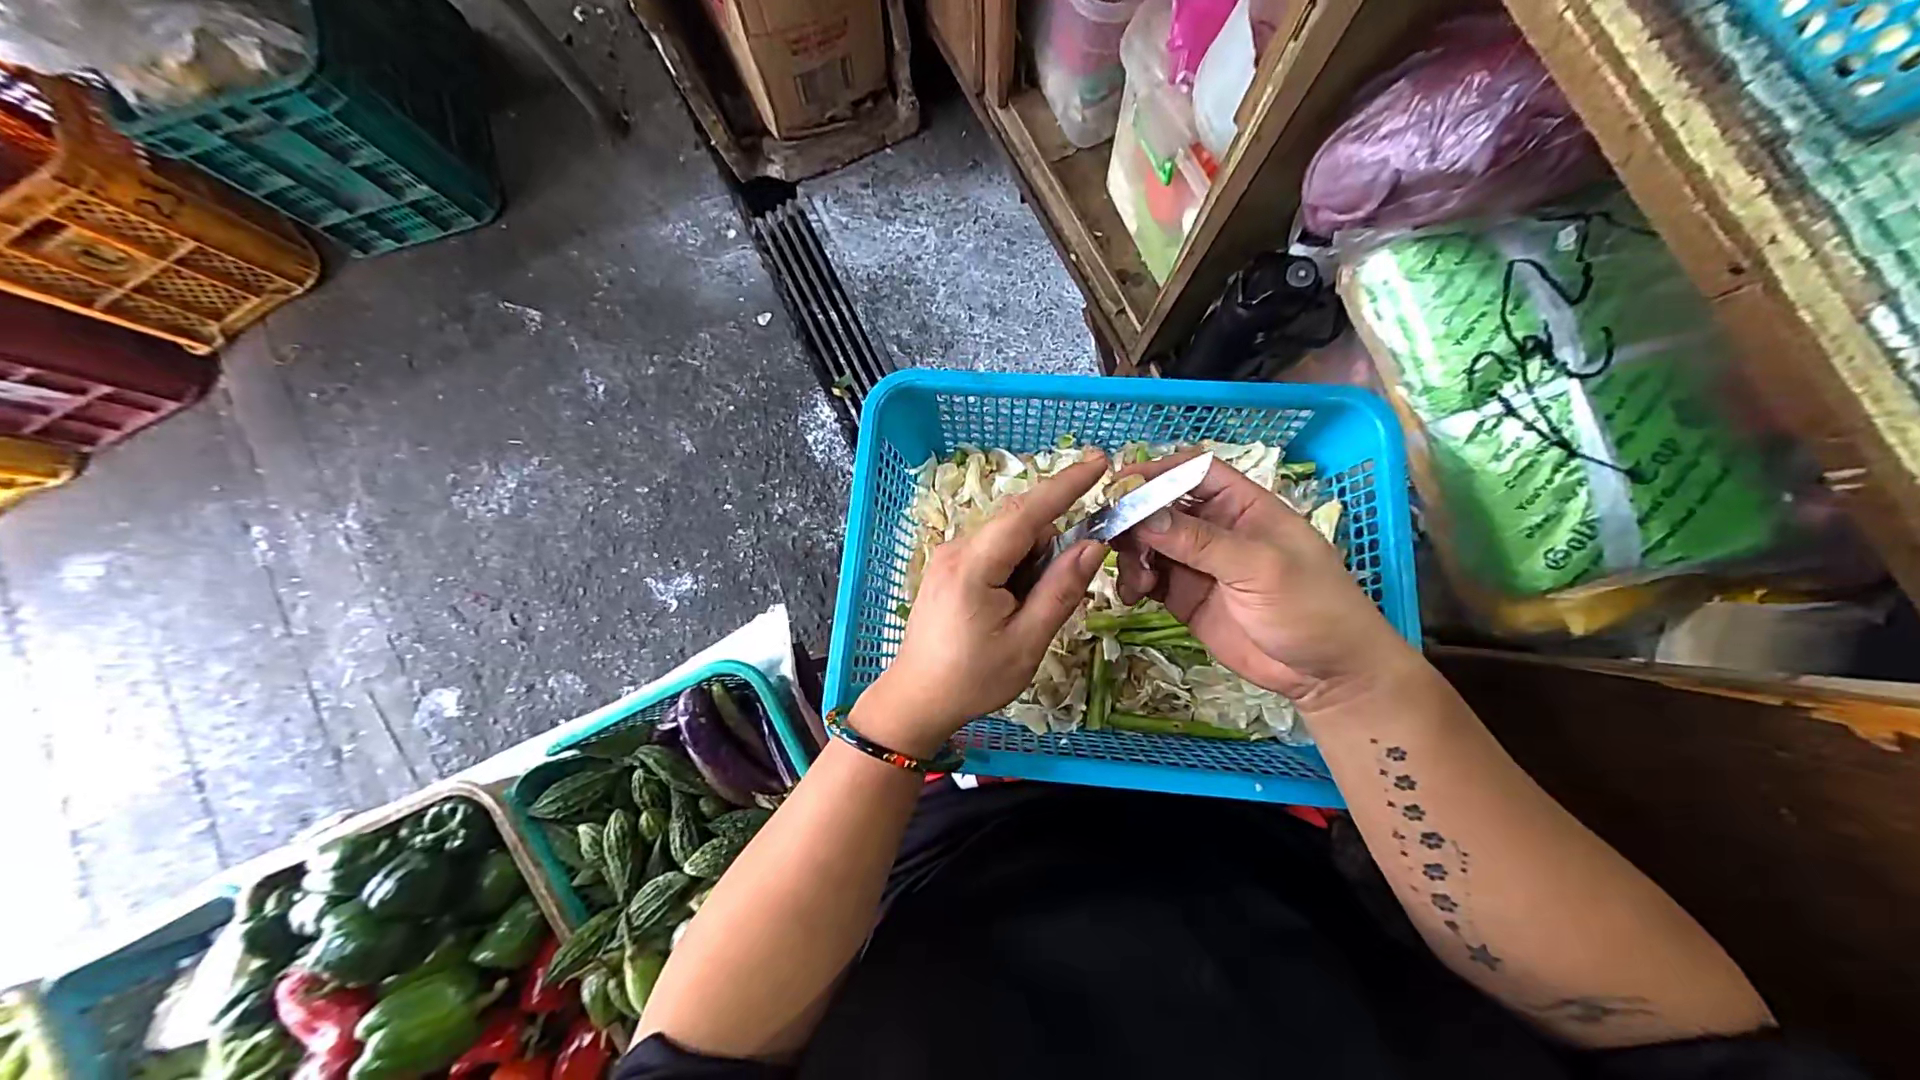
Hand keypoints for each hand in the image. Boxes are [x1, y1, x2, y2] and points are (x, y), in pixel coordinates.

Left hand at [855, 452, 1111, 756]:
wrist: (917, 700)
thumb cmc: (971, 679)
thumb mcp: (1027, 642)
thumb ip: (1061, 590)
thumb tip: (1094, 545)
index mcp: (974, 566)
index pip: (1027, 512)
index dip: (1066, 485)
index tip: (1100, 461)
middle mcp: (957, 550)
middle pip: (1021, 525)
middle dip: (1051, 548)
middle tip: (1058, 593)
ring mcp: (949, 557)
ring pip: (1010, 540)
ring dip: (1033, 564)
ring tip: (1025, 613)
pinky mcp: (948, 568)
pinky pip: (995, 553)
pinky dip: (1016, 570)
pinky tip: (1011, 607)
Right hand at [1112, 450, 1420, 714]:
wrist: (1326, 675)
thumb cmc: (1312, 608)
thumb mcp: (1261, 569)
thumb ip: (1202, 542)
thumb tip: (1144, 516)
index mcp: (1242, 506)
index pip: (1192, 471)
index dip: (1156, 473)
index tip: (1120, 488)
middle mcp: (1214, 528)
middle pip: (1160, 506)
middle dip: (1133, 518)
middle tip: (1113, 538)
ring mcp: (1196, 563)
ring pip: (1147, 542)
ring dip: (1131, 553)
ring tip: (1138, 578)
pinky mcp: (1184, 596)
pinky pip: (1147, 577)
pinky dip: (1133, 581)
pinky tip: (1134, 595)